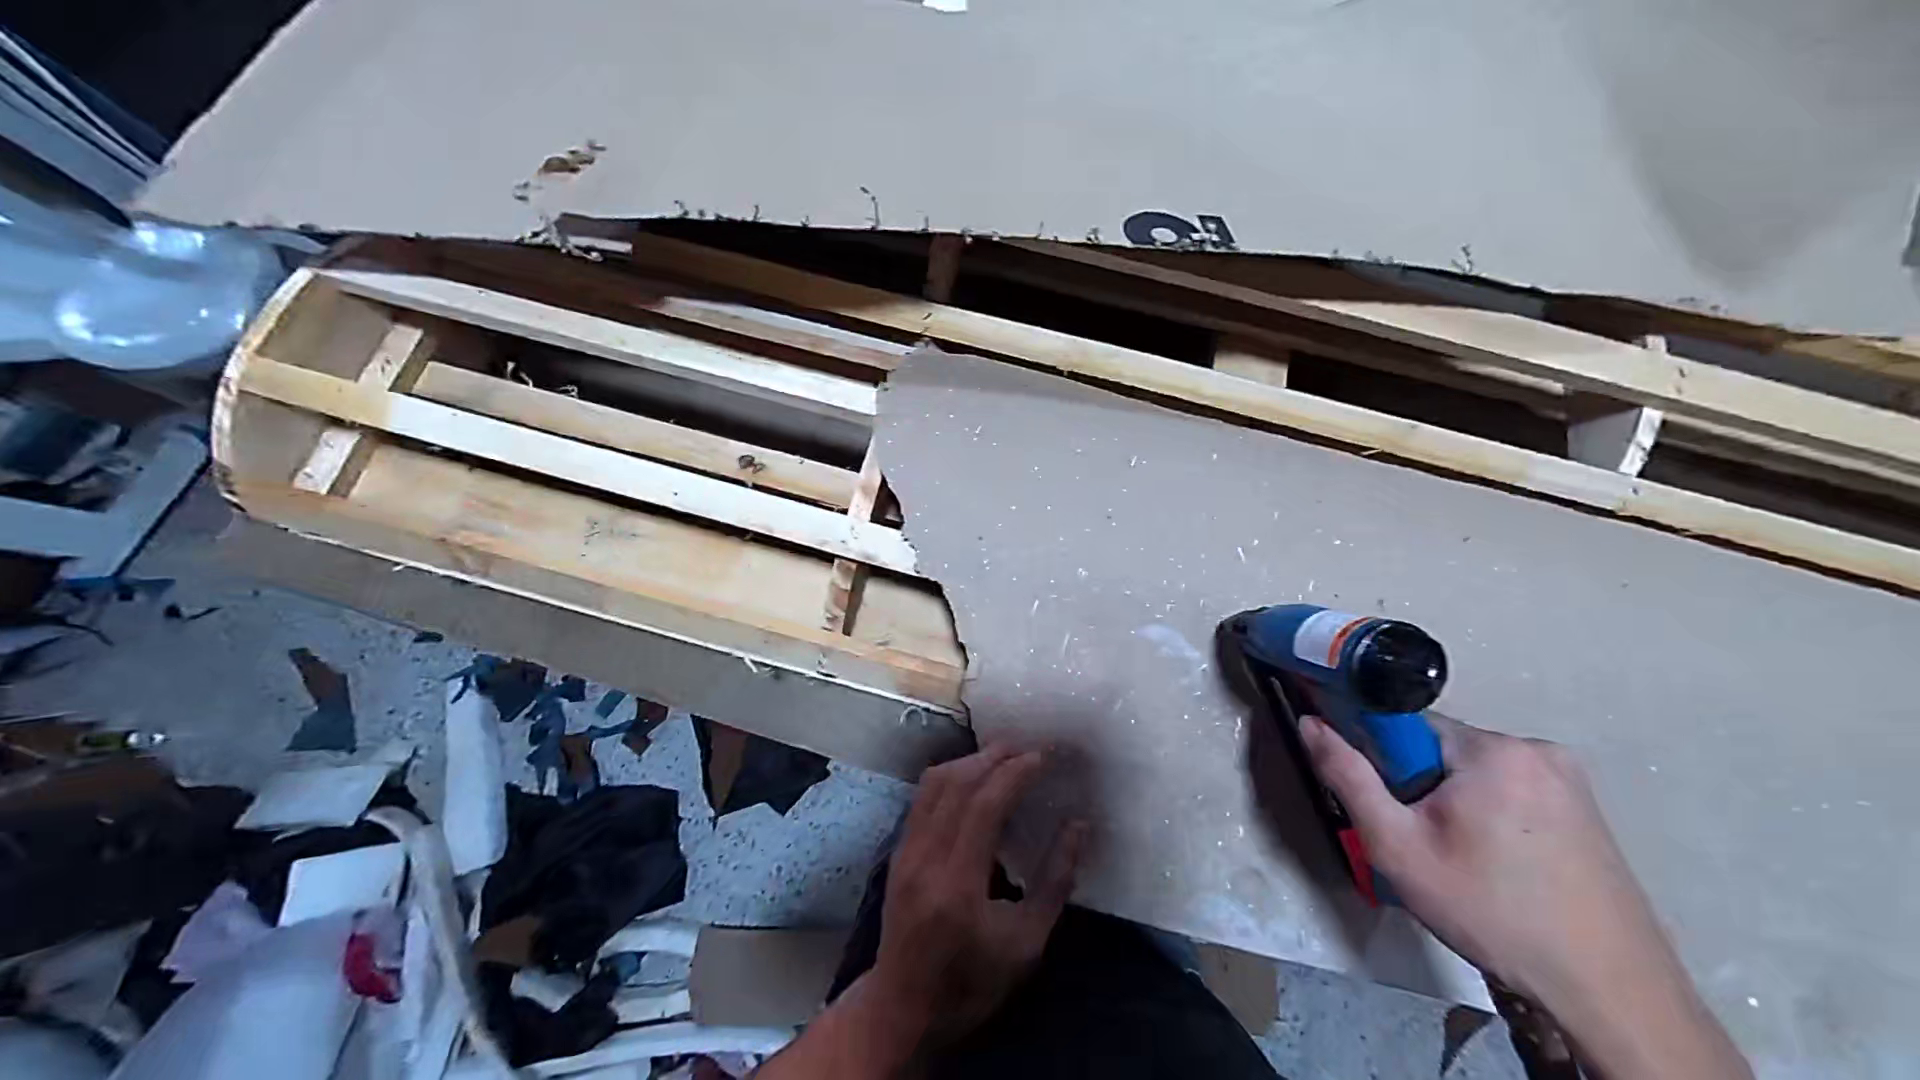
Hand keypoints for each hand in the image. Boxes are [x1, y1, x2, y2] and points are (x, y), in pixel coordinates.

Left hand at [756, 744, 1084, 1079]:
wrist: (905, 1007)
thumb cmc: (972, 982)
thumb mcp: (1026, 944)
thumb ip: (1055, 882)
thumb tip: (1078, 826)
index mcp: (957, 885)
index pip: (984, 806)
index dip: (1015, 773)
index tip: (1044, 757)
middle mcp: (924, 857)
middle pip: (956, 784)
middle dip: (995, 757)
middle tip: (1028, 748)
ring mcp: (905, 851)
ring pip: (934, 783)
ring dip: (971, 761)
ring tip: (1005, 756)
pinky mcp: (898, 851)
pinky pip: (923, 797)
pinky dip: (951, 776)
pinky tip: (974, 777)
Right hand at [1299, 713, 1749, 1079]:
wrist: (1609, 991)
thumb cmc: (1491, 911)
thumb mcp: (1397, 846)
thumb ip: (1347, 777)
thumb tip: (1309, 723)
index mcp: (1493, 749)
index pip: (1404, 722)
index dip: (1380, 758)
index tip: (1383, 798)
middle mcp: (1537, 749)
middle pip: (1439, 748)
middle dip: (1417, 785)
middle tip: (1421, 841)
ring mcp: (1570, 778)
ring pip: (1472, 770)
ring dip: (1451, 801)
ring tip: (1460, 859)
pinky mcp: (1586, 807)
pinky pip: (1509, 789)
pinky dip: (1488, 814)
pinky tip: (1496, 863)